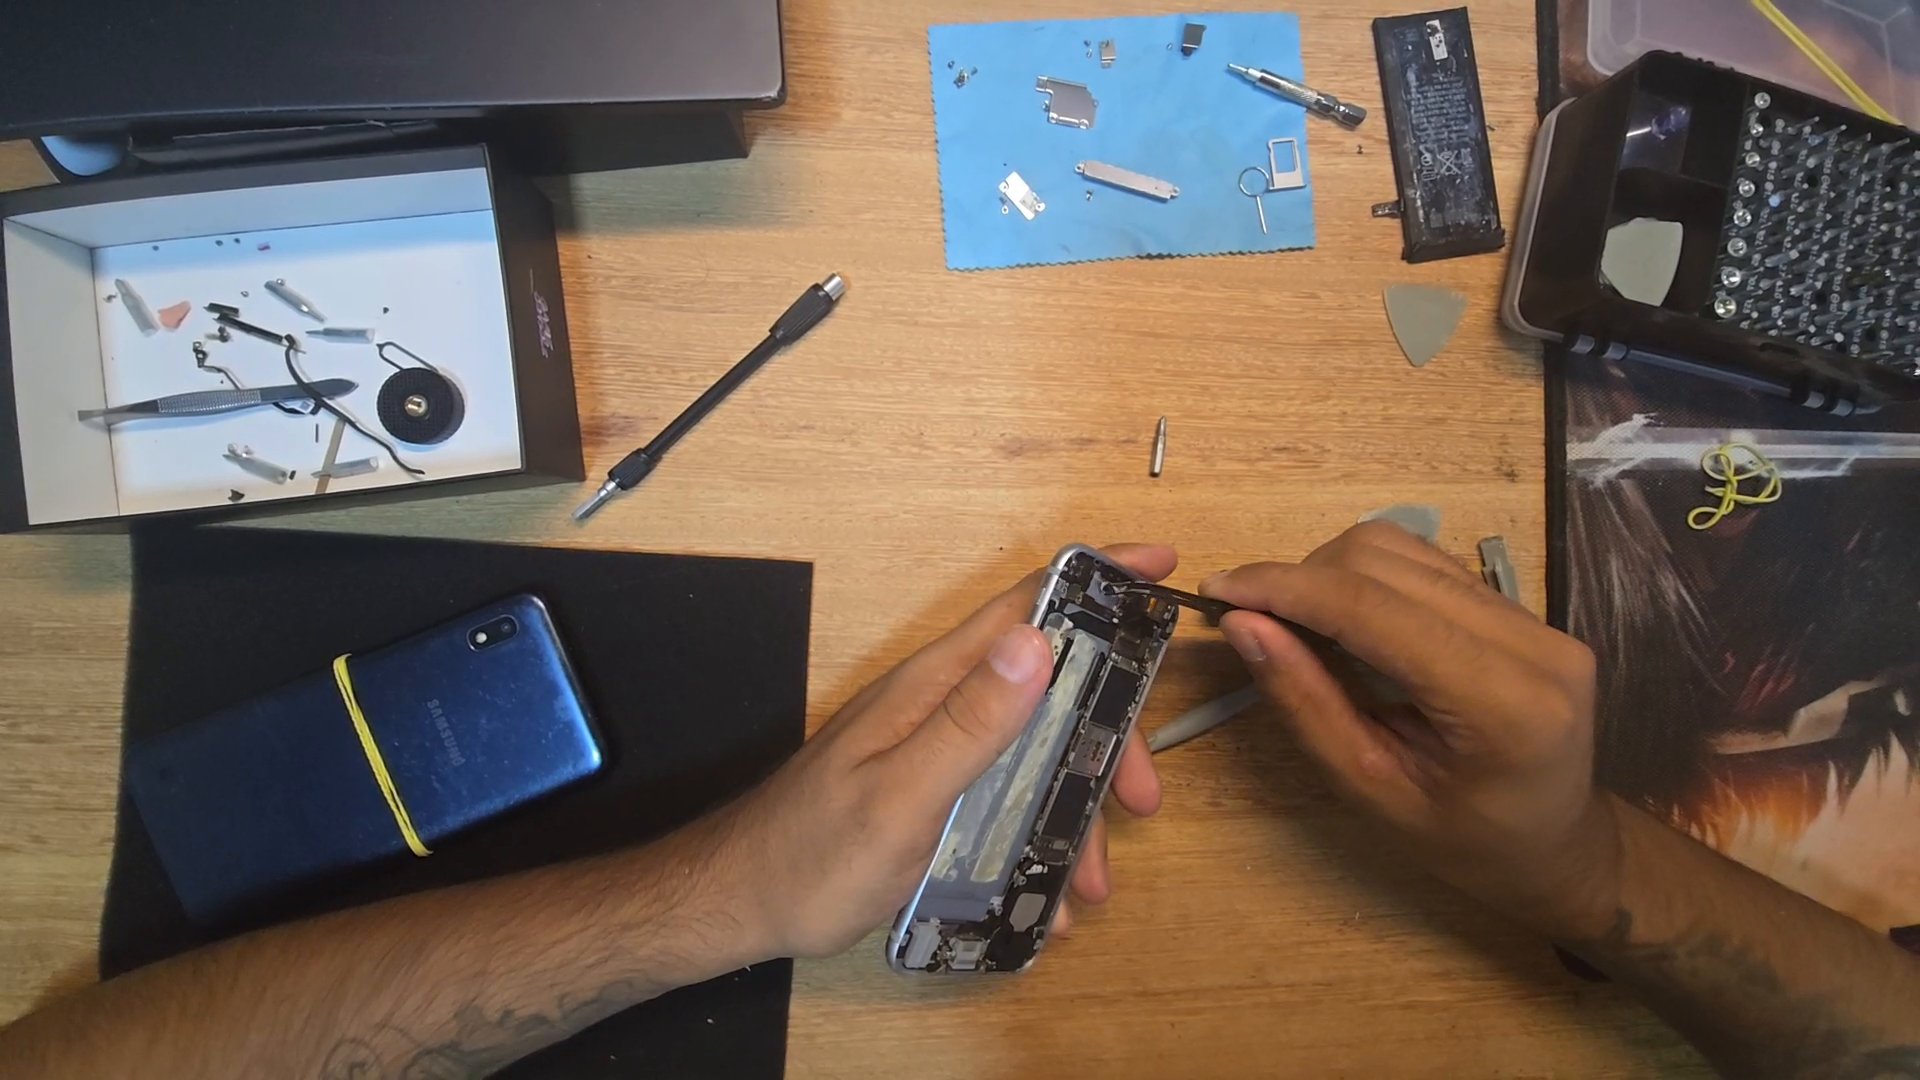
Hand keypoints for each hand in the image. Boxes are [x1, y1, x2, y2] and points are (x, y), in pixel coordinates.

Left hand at [713, 545, 1173, 959]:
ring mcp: (942, 744)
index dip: (1096, 581)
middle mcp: (946, 701)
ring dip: (1074, 806)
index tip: (1160, 567)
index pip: (1025, 606)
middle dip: (1104, 734)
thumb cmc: (815, 853)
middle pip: (1049, 686)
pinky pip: (1006, 795)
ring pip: (1034, 750)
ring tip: (1090, 882)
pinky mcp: (938, 787)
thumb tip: (1037, 639)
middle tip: (1139, 797)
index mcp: (938, 683)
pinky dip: (1036, 837)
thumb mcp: (902, 794)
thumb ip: (970, 721)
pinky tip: (1042, 895)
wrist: (745, 903)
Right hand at [1199, 523, 1621, 938]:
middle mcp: (1529, 641)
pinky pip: (1415, 559)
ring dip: (1322, 572)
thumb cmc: (1456, 840)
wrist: (1554, 847)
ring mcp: (1531, 616)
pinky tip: (1339, 616)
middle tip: (1251, 619)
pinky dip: (1356, 575)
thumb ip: (1303, 700)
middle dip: (1296, 580)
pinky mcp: (1517, 606)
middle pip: (1378, 561)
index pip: (1370, 608)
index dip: (1283, 588)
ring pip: (1394, 546)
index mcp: (1500, 703)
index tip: (1216, 591)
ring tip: (1296, 621)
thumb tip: (1240, 622)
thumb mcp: (1365, 787)